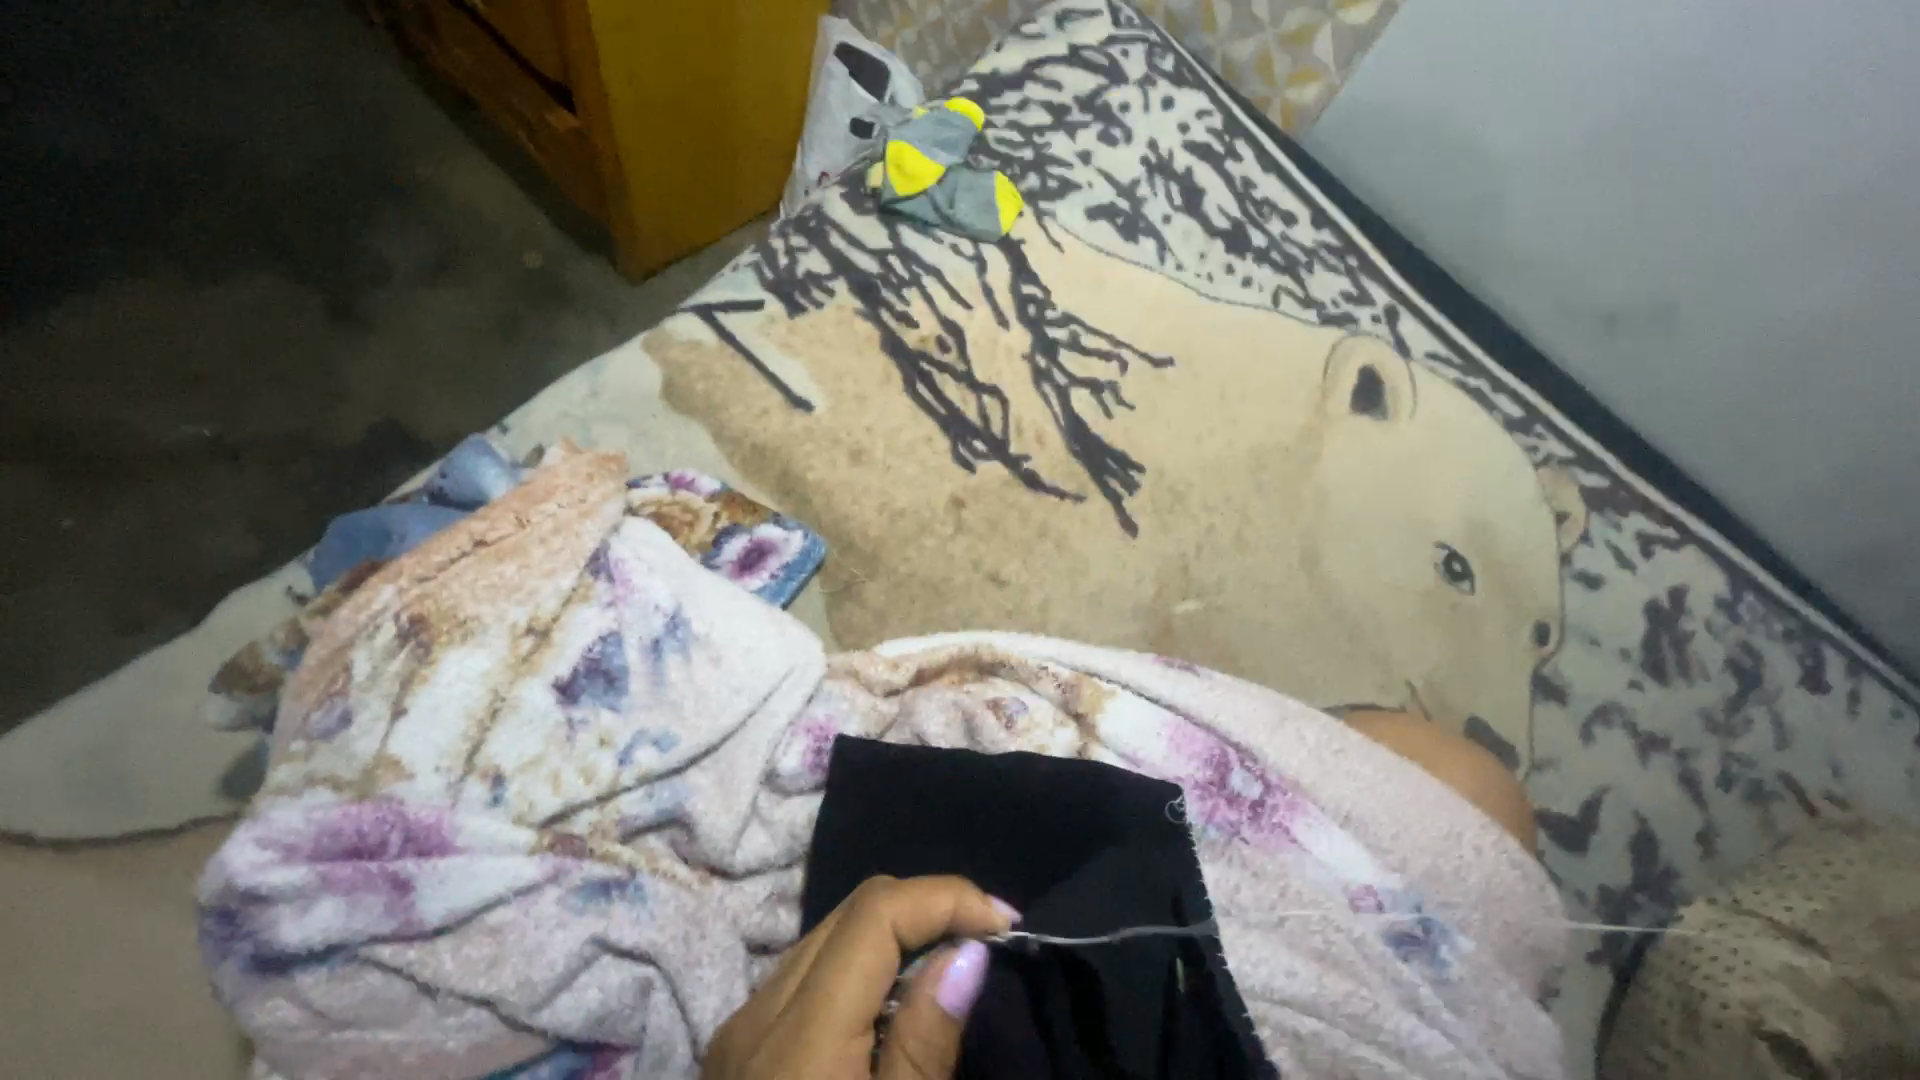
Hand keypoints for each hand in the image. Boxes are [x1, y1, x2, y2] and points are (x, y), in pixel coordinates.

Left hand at [703, 875, 1017, 1079]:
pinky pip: (810, 969)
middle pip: (852, 910)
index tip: (1005, 924)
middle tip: (987, 940)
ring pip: (829, 933)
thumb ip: (926, 1041)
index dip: (945, 897)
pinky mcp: (738, 1043)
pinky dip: (862, 963)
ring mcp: (741, 1025)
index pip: (874, 912)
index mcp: (798, 1036)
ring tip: (953, 963)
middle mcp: (758, 1012)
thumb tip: (967, 950)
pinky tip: (896, 1002)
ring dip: (896, 931)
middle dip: (927, 907)